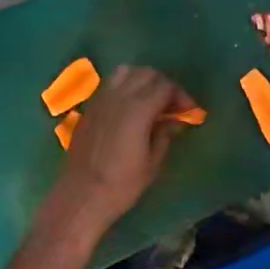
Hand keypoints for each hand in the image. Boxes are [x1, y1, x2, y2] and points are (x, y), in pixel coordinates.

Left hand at [44, 66, 191, 233]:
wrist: (81, 196)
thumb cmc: (121, 185)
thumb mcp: (152, 163)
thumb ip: (165, 134)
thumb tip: (175, 120)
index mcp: (139, 109)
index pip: (165, 86)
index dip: (181, 95)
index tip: (188, 110)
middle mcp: (119, 96)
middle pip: (147, 73)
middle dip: (164, 84)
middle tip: (172, 105)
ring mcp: (101, 99)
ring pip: (126, 71)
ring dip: (143, 79)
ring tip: (151, 100)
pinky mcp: (90, 106)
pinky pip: (111, 84)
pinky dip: (125, 85)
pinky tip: (130, 106)